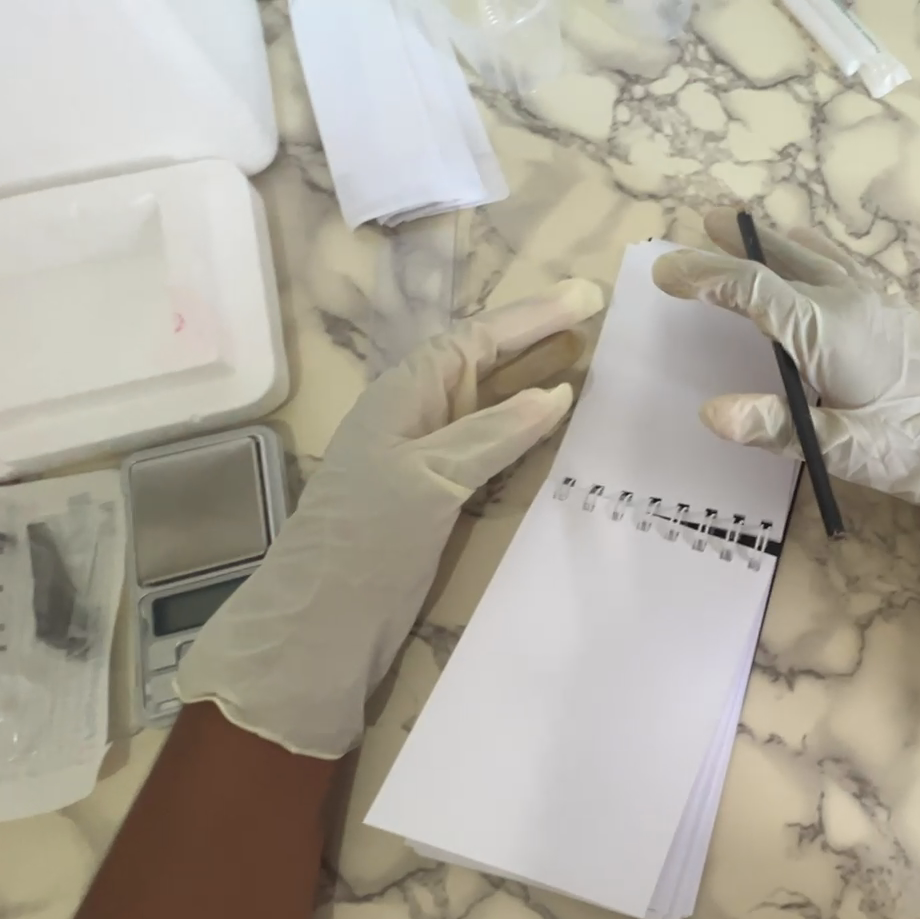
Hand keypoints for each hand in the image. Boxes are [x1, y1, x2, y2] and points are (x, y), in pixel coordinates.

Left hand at [177, 280, 604, 757]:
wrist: (326, 622)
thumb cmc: (369, 539)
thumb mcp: (432, 476)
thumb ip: (494, 431)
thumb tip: (556, 391)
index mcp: (408, 395)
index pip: (478, 340)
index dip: (532, 316)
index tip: (586, 297)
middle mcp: (422, 415)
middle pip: (487, 361)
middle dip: (538, 336)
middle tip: (593, 315)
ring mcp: (434, 455)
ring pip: (495, 402)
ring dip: (537, 377)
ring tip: (585, 360)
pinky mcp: (446, 493)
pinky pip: (498, 444)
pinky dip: (531, 429)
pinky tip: (557, 430)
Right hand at [653, 209, 919, 554]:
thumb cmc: (906, 448)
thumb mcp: (840, 448)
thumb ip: (775, 428)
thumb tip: (709, 413)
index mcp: (827, 331)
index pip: (754, 290)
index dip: (706, 275)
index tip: (666, 270)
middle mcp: (847, 300)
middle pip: (780, 258)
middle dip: (734, 243)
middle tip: (699, 223)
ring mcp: (872, 297)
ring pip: (811, 253)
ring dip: (770, 239)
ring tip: (739, 223)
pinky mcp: (888, 305)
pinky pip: (839, 261)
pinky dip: (809, 248)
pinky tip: (805, 246)